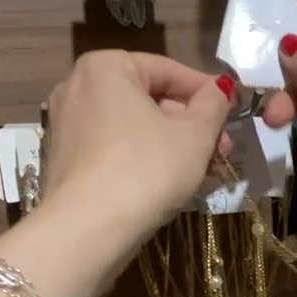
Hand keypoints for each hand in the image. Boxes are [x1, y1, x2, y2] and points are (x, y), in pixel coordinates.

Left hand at [40, 51, 232, 248]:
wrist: (88, 229)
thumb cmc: (147, 169)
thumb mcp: (195, 135)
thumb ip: (213, 104)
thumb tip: (220, 89)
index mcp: (106, 67)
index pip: (168, 70)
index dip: (207, 91)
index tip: (233, 109)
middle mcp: (77, 86)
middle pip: (148, 97)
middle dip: (189, 122)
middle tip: (222, 148)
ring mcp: (66, 123)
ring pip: (132, 124)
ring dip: (171, 141)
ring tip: (203, 167)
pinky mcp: (63, 158)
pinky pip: (113, 145)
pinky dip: (142, 155)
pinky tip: (169, 179)